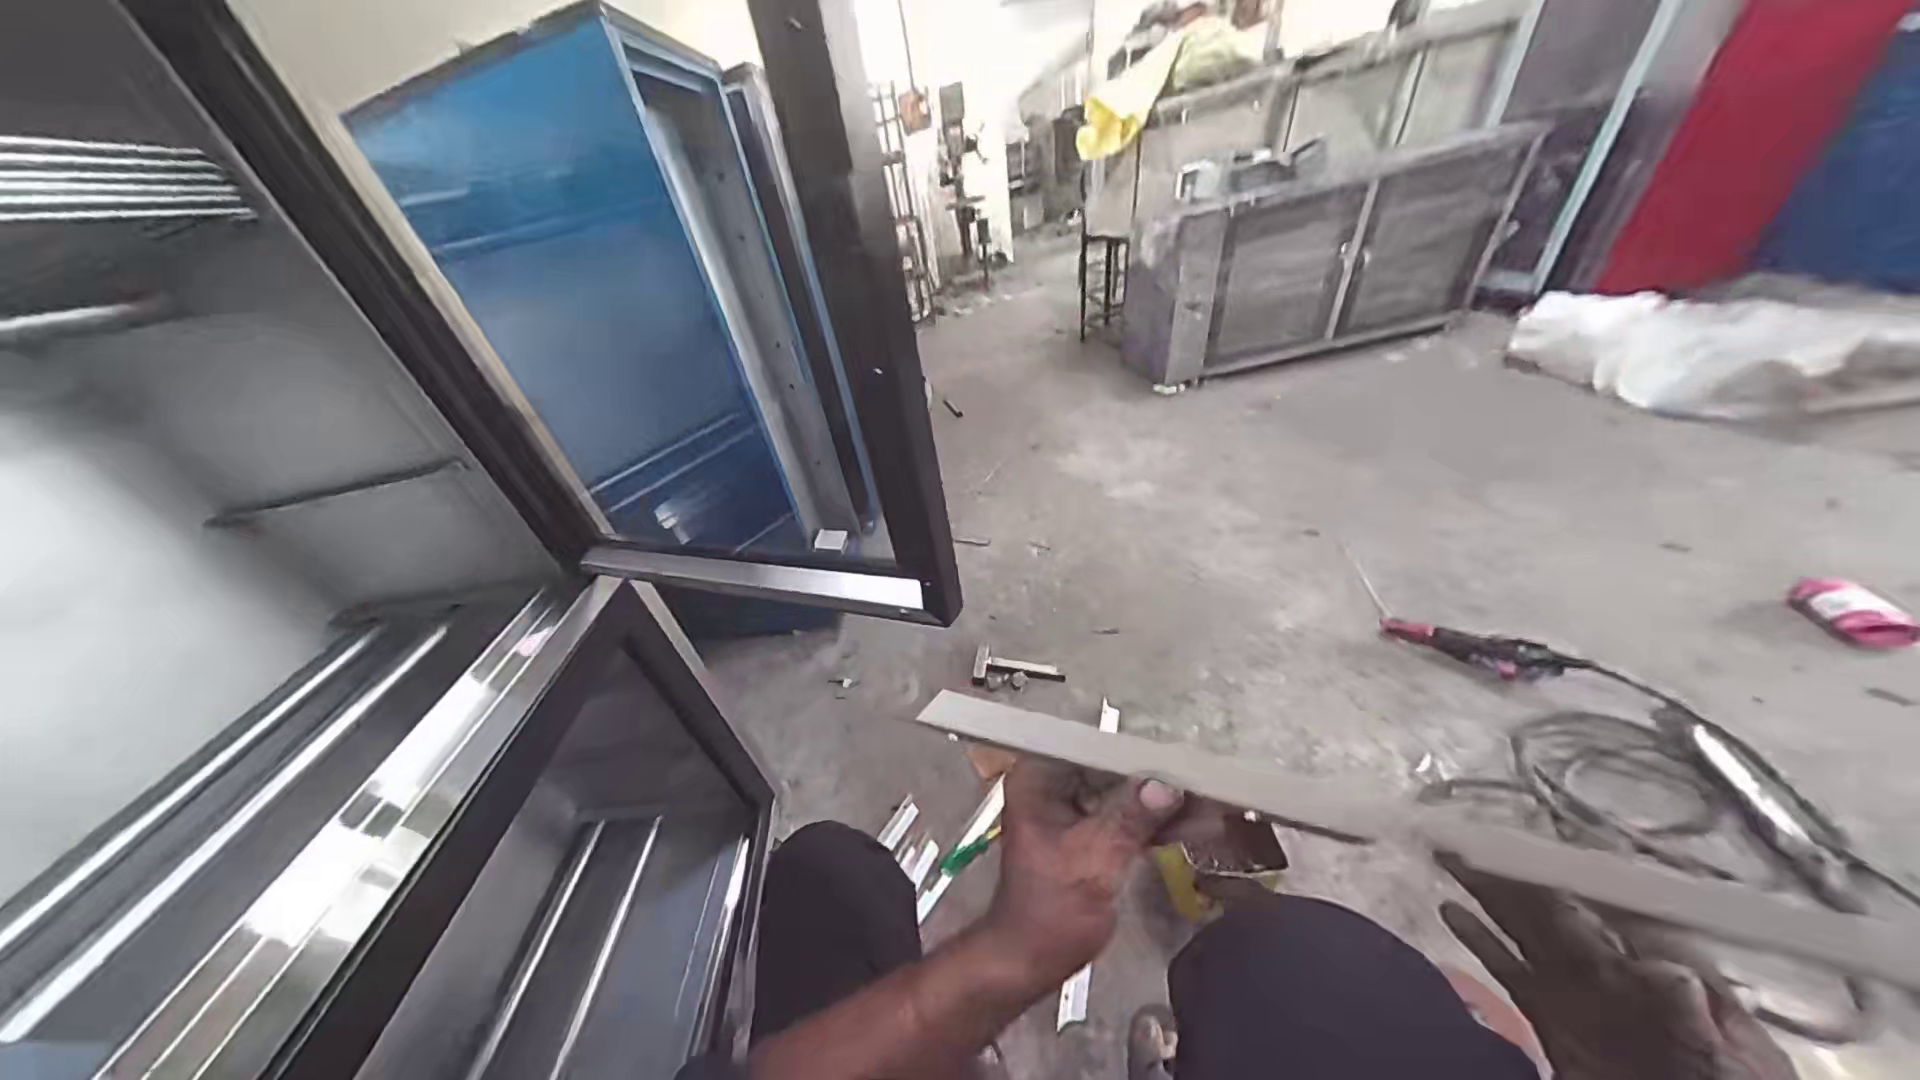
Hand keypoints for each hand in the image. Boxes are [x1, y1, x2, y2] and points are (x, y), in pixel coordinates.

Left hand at [978, 759, 1186, 986]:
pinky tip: (1195, 821)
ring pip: (1123, 790)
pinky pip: (1126, 815)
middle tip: (1197, 771)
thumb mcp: (1093, 862)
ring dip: (1162, 799)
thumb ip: (1130, 821)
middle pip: (1109, 766)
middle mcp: (1051, 784)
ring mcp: (1071, 806)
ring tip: (1207, 795)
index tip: (1170, 748)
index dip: (1130, 747)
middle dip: (1154, 773)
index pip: (1087, 746)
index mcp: (1037, 779)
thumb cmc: (1047, 913)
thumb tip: (1166, 786)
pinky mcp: (1090, 830)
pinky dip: (1155, 821)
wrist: (1033, 959)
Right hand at [1439, 855, 1797, 1079]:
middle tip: (1470, 837)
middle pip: (1552, 907)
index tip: (1529, 842)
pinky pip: (1505, 965)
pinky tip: (1449, 909)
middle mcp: (1609, 971)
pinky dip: (1477, 936)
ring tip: (1449, 857)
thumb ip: (1695, 1017)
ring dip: (1486, 892)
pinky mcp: (1545, 1013)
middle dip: (1511, 871)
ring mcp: (1573, 991)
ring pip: (1521, 927)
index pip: (1608, 904)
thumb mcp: (1733, 1063)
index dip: (1570, 871)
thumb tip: (1666, 970)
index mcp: (1658, 972)